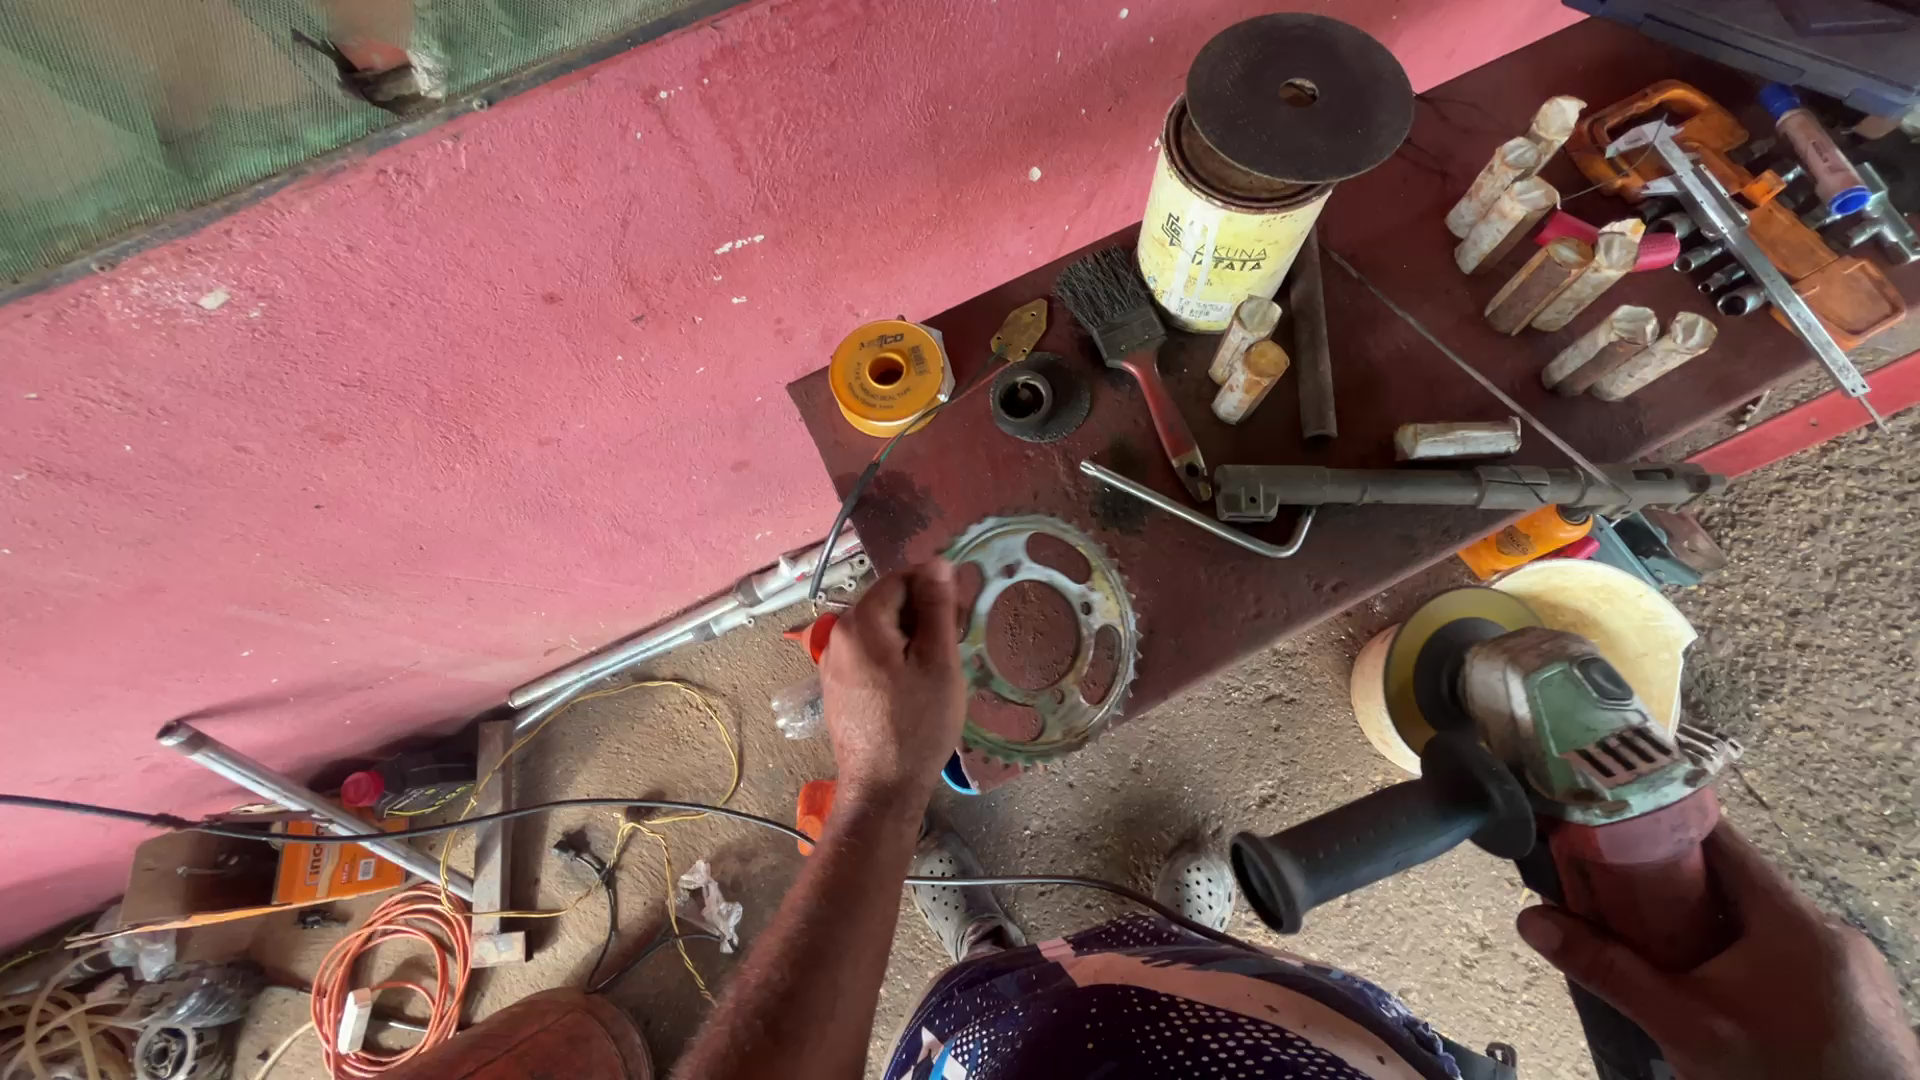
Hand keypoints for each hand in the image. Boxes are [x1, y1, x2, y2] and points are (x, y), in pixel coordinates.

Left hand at [819, 559, 966, 801]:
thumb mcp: (938, 661)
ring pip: (879, 628)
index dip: (934, 588)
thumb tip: (938, 563)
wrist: (882, 788)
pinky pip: (869, 652)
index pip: (901, 578)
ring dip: (910, 635)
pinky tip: (913, 685)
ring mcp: (833, 661)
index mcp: (860, 622)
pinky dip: (894, 656)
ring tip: (936, 668)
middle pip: (887, 602)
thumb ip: (937, 607)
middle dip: (922, 612)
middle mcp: (838, 634)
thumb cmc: (918, 724)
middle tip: (951, 645)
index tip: (959, 616)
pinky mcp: (837, 685)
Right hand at [1517, 822, 1919, 1079]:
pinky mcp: (1841, 993)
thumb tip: (1529, 919)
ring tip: (1628, 925)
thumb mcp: (1689, 1029)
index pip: (1714, 837)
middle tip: (1596, 880)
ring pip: (1740, 911)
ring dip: (1683, 912)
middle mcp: (1826, 930)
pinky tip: (1683, 967)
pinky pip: (1762, 942)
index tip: (1596, 820)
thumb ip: (1609, 971)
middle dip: (1655, 875)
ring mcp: (1840, 964)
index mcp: (1798, 922)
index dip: (1651, 821)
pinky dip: (1713, 941)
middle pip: (1722, 875)